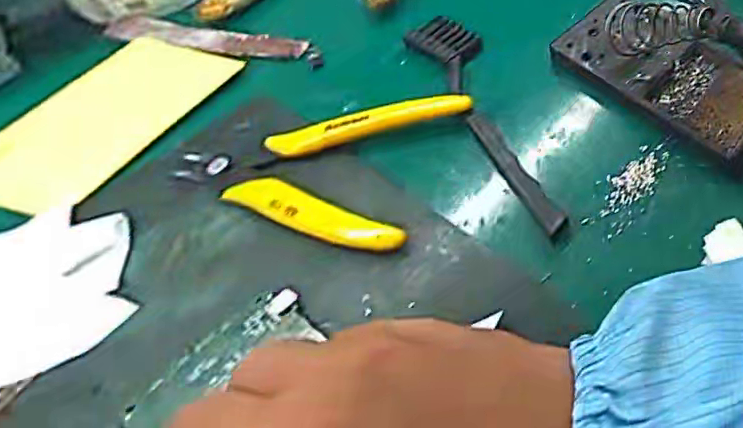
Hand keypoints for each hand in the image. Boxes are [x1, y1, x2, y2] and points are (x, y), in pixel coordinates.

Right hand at [171, 319, 573, 427]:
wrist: (546, 420)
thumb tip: (269, 421)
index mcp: (306, 426)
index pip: (196, 423)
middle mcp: (329, 377)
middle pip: (226, 392)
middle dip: (228, 426)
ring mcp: (375, 341)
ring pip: (282, 359)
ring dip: (276, 396)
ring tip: (306, 426)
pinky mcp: (412, 325)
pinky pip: (341, 342)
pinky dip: (329, 370)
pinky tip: (359, 400)